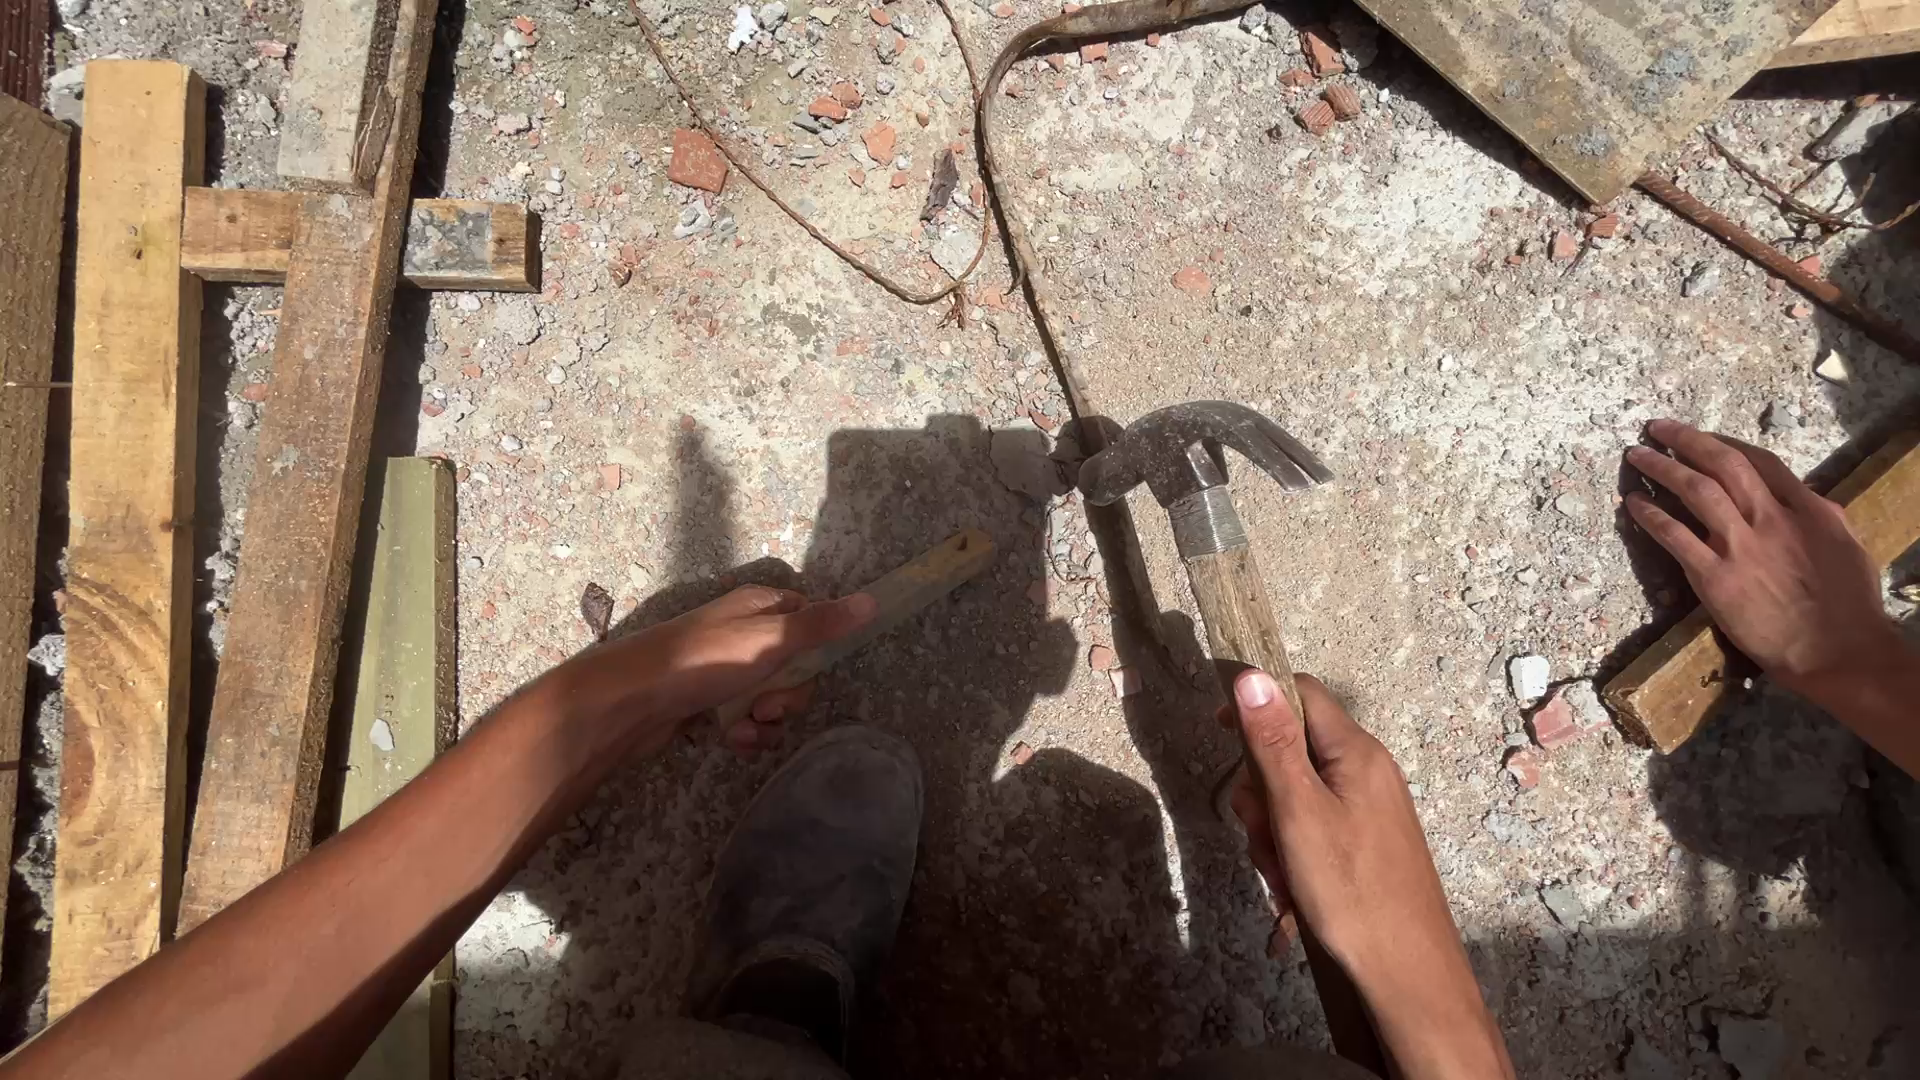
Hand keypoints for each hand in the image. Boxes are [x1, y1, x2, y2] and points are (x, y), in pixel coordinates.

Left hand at [549, 585, 877, 759]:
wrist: (628, 703)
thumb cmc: (704, 660)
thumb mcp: (771, 639)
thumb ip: (822, 624)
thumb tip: (873, 600)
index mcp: (761, 606)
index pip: (812, 620)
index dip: (817, 649)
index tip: (807, 668)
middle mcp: (746, 632)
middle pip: (797, 666)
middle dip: (789, 694)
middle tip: (766, 705)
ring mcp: (727, 669)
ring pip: (774, 697)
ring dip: (767, 720)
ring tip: (742, 728)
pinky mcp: (710, 702)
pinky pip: (748, 718)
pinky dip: (746, 732)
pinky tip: (729, 740)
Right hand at [1227, 670, 1513, 1079]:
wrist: (1408, 980)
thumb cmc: (1348, 888)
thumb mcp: (1296, 809)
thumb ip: (1271, 741)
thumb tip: (1249, 673)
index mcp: (1354, 751)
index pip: (1298, 691)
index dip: (1255, 702)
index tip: (1220, 731)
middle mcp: (1365, 768)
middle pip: (1290, 744)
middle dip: (1259, 782)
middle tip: (1256, 825)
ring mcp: (1367, 805)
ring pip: (1295, 787)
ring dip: (1271, 821)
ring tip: (1277, 866)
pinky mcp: (1365, 838)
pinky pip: (1313, 819)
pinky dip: (1291, 843)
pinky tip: (1290, 881)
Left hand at [1624, 419, 1900, 703]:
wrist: (1837, 648)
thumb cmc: (1842, 602)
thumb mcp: (1839, 545)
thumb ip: (1808, 517)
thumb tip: (1783, 498)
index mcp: (1811, 510)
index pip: (1760, 462)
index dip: (1721, 443)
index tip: (1694, 434)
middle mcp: (1774, 520)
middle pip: (1724, 465)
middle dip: (1685, 441)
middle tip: (1654, 428)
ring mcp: (1742, 545)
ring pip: (1695, 491)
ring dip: (1659, 468)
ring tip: (1634, 455)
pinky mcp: (1713, 573)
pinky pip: (1673, 534)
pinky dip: (1649, 514)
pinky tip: (1631, 502)